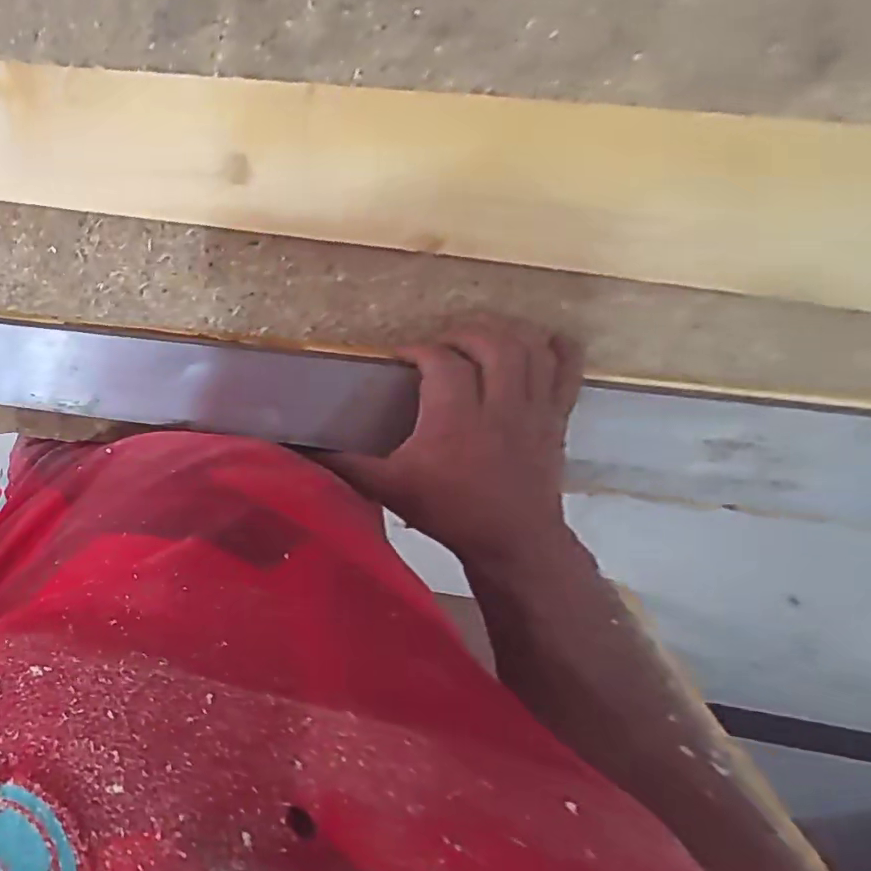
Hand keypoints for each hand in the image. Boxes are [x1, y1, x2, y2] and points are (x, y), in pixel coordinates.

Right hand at [323, 314, 583, 567]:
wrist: (512, 540)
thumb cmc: (448, 511)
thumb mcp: (389, 488)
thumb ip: (347, 465)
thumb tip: (304, 450)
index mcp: (453, 418)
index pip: (441, 361)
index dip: (418, 349)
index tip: (401, 355)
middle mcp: (498, 404)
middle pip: (490, 343)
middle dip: (463, 331)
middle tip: (441, 341)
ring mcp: (533, 408)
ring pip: (528, 347)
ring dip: (503, 331)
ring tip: (481, 334)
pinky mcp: (556, 416)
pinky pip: (566, 368)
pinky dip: (554, 346)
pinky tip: (535, 341)